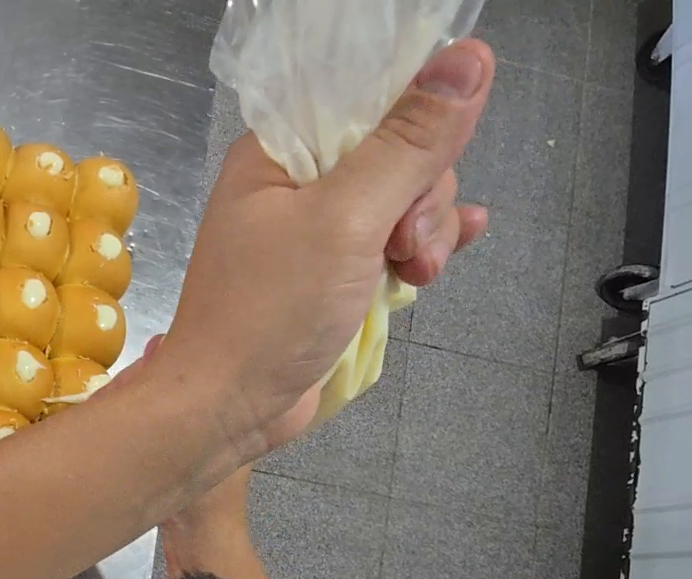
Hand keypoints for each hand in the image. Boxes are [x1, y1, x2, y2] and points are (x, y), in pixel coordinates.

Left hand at [154, 39, 496, 450]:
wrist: (225, 407)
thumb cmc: (268, 314)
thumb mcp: (344, 219)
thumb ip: (407, 142)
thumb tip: (467, 58)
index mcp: (273, 157)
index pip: (363, 99)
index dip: (410, 125)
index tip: (424, 166)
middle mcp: (288, 190)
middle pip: (392, 152)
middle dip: (420, 194)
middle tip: (403, 245)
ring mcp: (308, 238)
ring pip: (398, 202)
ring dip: (422, 230)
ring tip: (413, 272)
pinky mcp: (324, 280)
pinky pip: (387, 245)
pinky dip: (418, 248)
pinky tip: (449, 249)